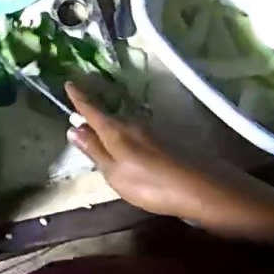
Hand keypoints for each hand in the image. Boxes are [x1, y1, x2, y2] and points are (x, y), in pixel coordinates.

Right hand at [66, 82, 273, 237]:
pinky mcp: (166, 144)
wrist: (203, 190)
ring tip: (99, 138)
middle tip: (78, 120)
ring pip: (123, 127)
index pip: (92, 110)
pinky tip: (127, 152)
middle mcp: (134, 125)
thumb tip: (73, 128)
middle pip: (108, 118)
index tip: (69, 83)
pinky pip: (136, 136)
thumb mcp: (115, 173)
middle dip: (93, 117)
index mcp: (117, 131)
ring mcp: (152, 133)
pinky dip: (125, 139)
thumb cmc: (151, 184)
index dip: (79, 98)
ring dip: (110, 130)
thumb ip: (94, 151)